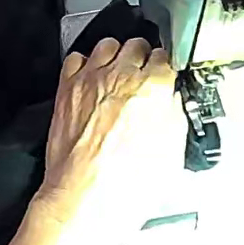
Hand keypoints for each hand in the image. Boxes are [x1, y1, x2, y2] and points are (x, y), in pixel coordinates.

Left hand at [27, 37, 183, 244]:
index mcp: (153, 88)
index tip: (164, 74)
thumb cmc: (126, 185)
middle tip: (142, 72)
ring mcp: (92, 79)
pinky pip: (76, 59)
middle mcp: (122, 76)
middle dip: (142, 57)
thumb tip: (173, 102)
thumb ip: (175, 116)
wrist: (86, 199)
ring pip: (107, 44)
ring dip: (115, 56)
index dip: (166, 67)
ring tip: (117, 72)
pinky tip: (90, 78)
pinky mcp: (68, 88)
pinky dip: (84, 64)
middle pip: (137, 45)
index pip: (166, 56)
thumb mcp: (173, 152)